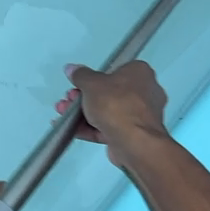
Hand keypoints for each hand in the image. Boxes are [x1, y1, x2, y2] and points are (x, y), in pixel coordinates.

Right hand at [55, 61, 170, 167]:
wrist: (132, 141)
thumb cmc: (115, 104)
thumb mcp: (92, 84)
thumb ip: (80, 75)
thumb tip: (71, 68)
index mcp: (139, 72)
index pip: (115, 69)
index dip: (94, 77)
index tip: (78, 83)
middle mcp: (145, 91)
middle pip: (109, 92)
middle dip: (84, 97)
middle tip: (69, 99)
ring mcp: (140, 115)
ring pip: (108, 112)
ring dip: (84, 113)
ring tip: (65, 113)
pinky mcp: (134, 134)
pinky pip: (110, 127)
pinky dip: (91, 128)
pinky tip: (73, 129)